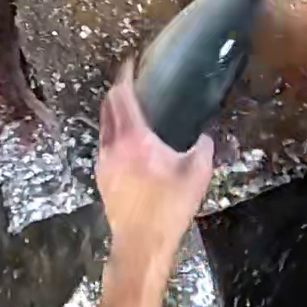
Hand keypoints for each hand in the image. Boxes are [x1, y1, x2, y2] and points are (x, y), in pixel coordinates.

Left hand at [95, 61, 213, 289]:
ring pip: (104, 126)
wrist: (142, 244)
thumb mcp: (196, 172)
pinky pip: (106, 143)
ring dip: (115, 111)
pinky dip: (115, 131)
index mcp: (134, 138)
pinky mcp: (102, 178)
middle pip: (108, 106)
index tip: (131, 62)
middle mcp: (113, 145)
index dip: (125, 76)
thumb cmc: (169, 206)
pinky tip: (130, 140)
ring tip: (133, 108)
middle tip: (133, 81)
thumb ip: (202, 147)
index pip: (122, 96)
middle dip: (118, 89)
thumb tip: (204, 136)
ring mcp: (103, 163)